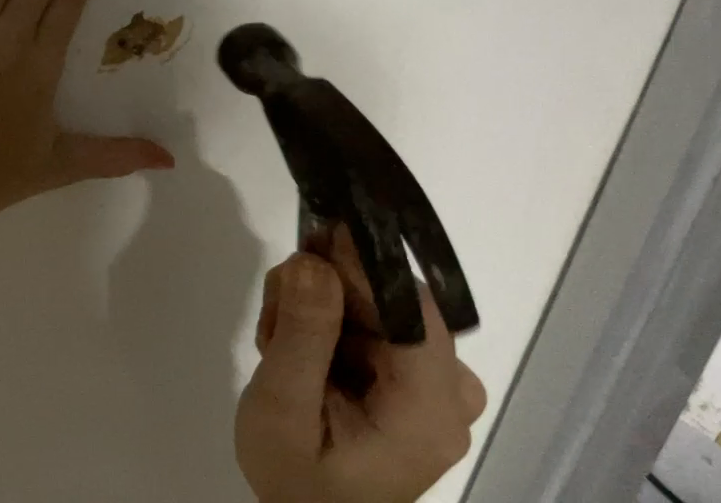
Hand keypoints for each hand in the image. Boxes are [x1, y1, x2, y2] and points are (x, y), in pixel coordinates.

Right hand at [235, 237, 488, 502]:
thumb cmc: (296, 477)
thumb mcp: (282, 407)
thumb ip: (303, 334)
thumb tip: (315, 261)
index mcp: (427, 407)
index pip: (411, 307)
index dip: (362, 267)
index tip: (308, 244)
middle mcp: (448, 393)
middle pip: (390, 301)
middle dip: (324, 292)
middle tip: (273, 320)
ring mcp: (433, 389)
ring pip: (375, 307)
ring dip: (318, 308)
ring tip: (278, 345)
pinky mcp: (414, 387)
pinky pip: (374, 326)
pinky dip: (328, 324)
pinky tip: (297, 350)